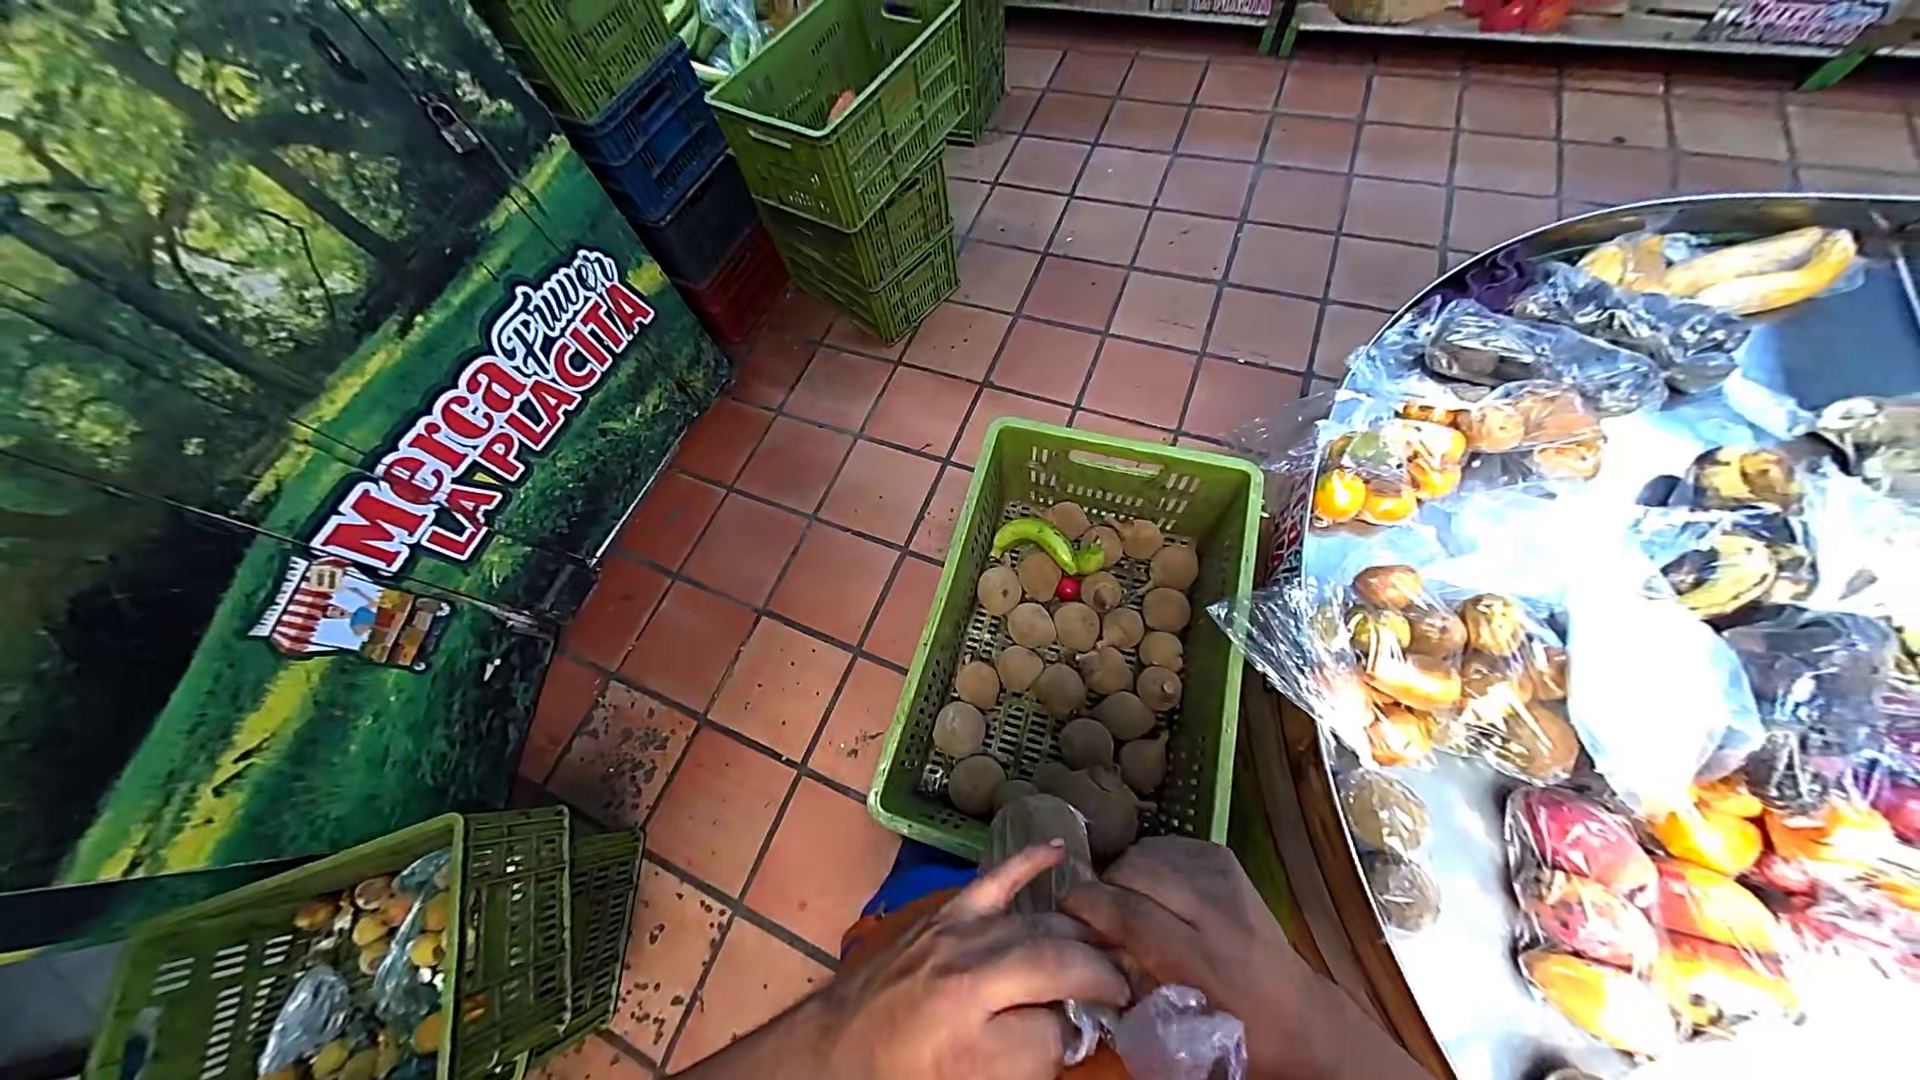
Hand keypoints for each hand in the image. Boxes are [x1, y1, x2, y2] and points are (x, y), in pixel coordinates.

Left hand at [691, 842, 1129, 1079]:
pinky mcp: (947, 910)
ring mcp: (959, 929)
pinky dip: (1029, 861)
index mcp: (973, 1024)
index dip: (1091, 1018)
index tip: (1110, 1020)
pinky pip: (995, 878)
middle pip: (1056, 959)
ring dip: (1079, 932)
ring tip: (1108, 945)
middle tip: (1126, 983)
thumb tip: (1071, 1023)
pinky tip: (1060, 849)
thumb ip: (1029, 1057)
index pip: (1058, 1016)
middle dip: (1098, 973)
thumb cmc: (906, 1075)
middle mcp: (971, 967)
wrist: (839, 1047)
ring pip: (1037, 922)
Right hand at [1062, 837, 1427, 1079]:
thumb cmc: (1234, 1035)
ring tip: (1122, 897)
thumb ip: (1126, 979)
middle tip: (1093, 906)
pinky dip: (1147, 861)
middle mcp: (1217, 908)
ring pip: (1147, 850)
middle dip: (1104, 884)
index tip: (1066, 908)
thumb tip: (1084, 940)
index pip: (1131, 913)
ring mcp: (1224, 875)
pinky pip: (1165, 844)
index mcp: (1206, 960)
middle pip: (1136, 870)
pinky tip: (1151, 886)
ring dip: (1124, 871)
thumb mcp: (1176, 1026)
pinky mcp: (1224, 856)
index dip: (1090, 905)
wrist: (1300, 1014)